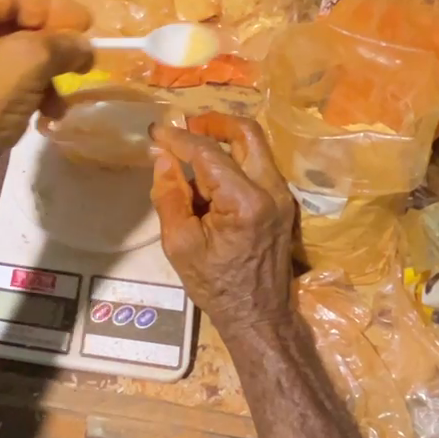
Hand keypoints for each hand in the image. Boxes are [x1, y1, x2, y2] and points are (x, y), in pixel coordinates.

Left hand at [0, 0, 93, 201]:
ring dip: (43, 77)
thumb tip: (85, 47)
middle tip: (83, 62)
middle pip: (12, 27)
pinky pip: (0, 84)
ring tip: (62, 101)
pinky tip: (45, 115)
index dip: (55, 8)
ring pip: (10, 59)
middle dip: (51, 48)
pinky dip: (26, 94)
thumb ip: (61, 44)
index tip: (91, 26)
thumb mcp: (26, 63)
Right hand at [150, 113, 295, 339]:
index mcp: (244, 202)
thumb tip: (162, 156)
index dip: (179, 138)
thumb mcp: (179, 244)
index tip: (155, 131)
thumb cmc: (215, 285)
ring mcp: (282, 195)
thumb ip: (169, 194)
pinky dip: (233, 157)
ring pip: (255, 146)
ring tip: (192, 149)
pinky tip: (208, 174)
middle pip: (246, 133)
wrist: (258, 315)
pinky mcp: (282, 202)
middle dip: (212, 123)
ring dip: (223, 139)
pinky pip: (258, 164)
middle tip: (184, 128)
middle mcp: (271, 190)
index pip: (208, 153)